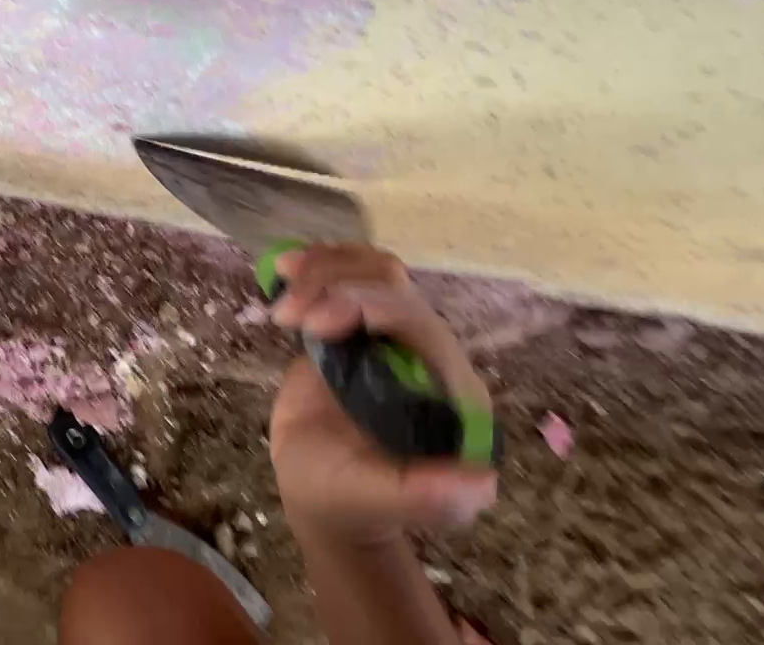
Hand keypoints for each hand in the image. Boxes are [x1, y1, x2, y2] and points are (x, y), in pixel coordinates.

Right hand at [268, 244, 497, 543]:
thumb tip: (480, 481)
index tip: (311, 326)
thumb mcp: (382, 500)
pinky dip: (315, 263)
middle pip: (390, 283)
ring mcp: (387, 336)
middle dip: (333, 285)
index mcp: (448, 391)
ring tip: (282, 292)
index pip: (417, 320)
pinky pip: (345, 274)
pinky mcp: (353, 327)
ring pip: (370, 268)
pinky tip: (284, 270)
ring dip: (322, 267)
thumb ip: (426, 495)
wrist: (317, 489)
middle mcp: (426, 355)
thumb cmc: (351, 500)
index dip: (365, 305)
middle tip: (286, 317)